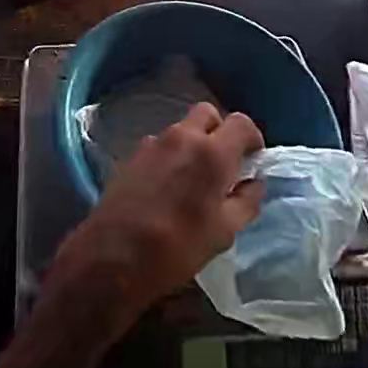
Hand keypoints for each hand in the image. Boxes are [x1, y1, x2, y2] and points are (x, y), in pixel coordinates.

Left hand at [45, 103, 264, 338]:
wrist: (114, 254)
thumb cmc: (177, 246)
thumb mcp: (224, 231)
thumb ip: (245, 201)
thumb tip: (253, 183)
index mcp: (211, 153)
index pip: (241, 123)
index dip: (252, 138)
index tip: (253, 159)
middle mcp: (182, 137)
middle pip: (208, 114)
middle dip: (220, 131)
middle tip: (224, 163)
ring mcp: (153, 142)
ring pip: (182, 128)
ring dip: (194, 143)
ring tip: (195, 179)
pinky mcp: (133, 154)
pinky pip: (161, 144)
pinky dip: (172, 155)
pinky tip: (169, 186)